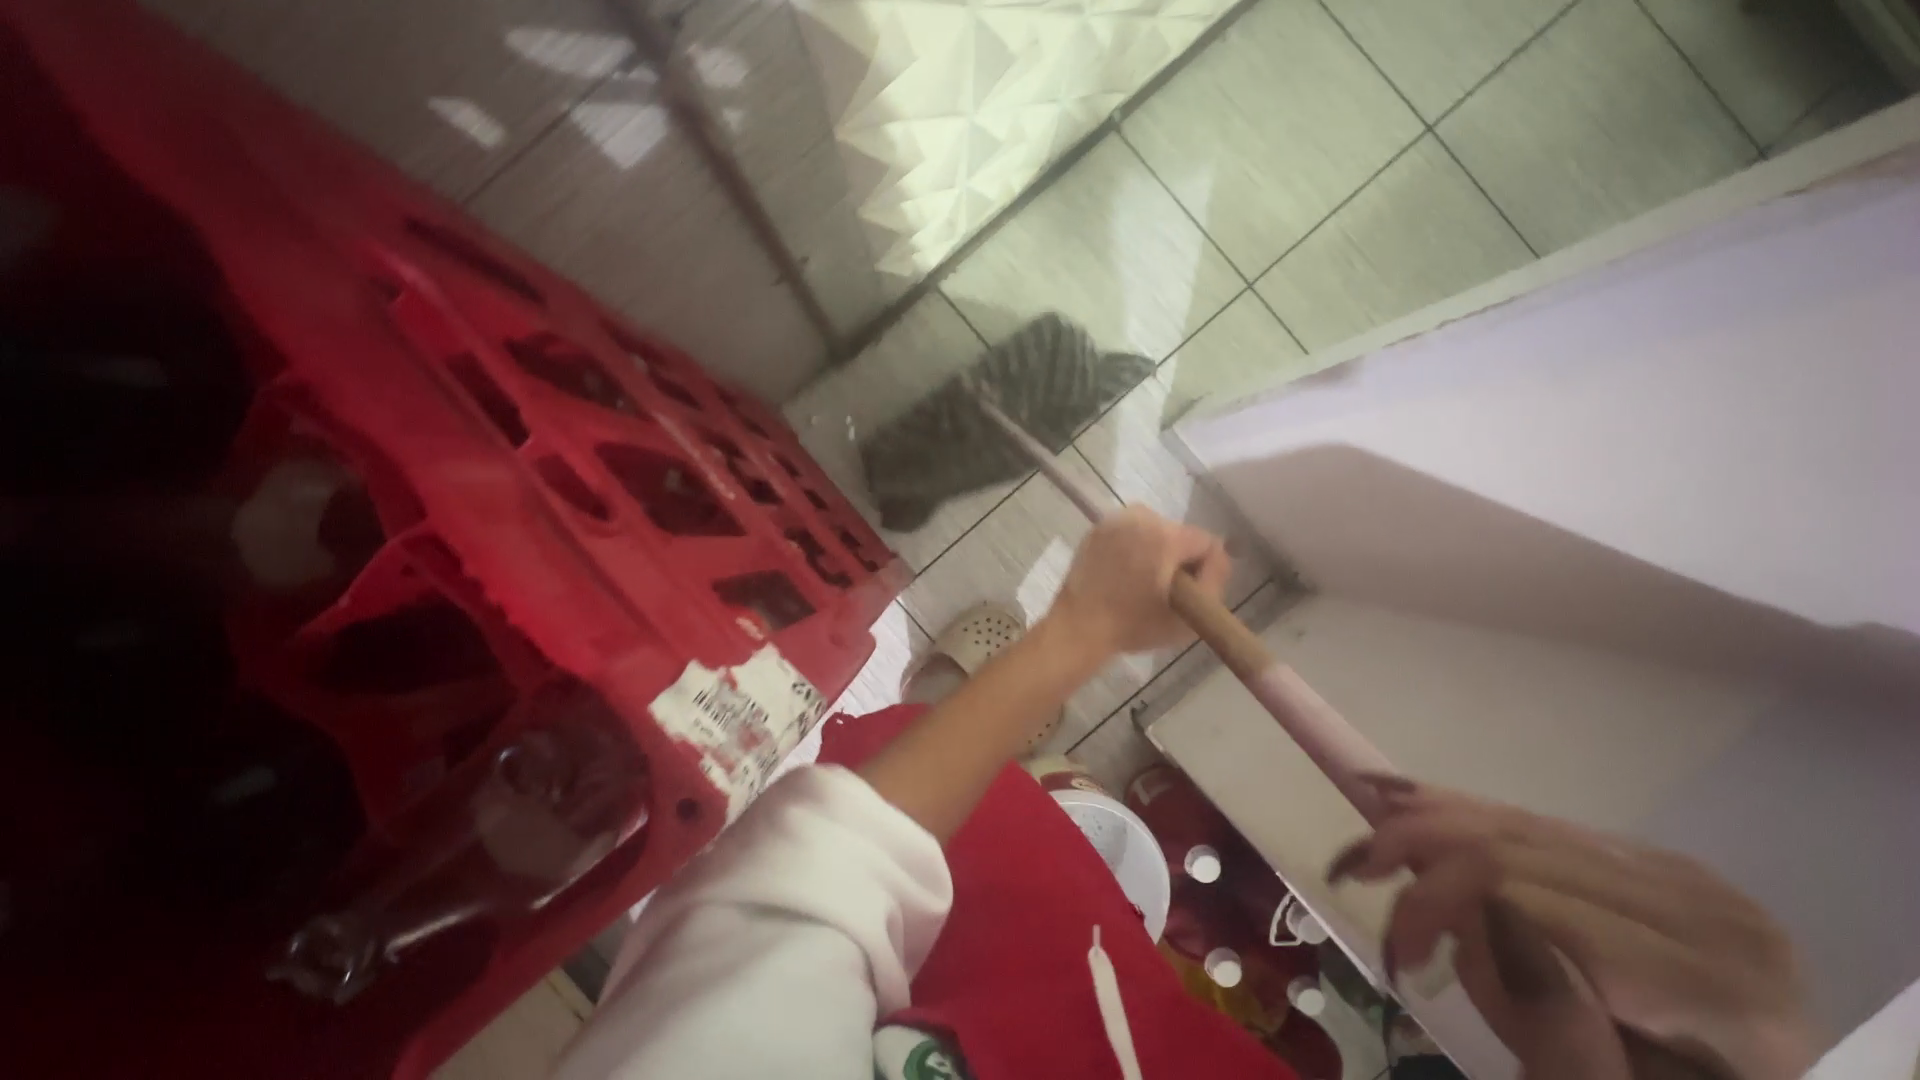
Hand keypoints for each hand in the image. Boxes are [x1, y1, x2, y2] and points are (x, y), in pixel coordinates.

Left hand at [1048, 505, 1230, 655]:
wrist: (1078, 626)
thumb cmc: (1135, 625)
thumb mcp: (1189, 616)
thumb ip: (1215, 583)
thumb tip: (1218, 559)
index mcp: (1166, 535)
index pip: (1207, 543)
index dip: (1205, 570)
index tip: (1190, 594)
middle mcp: (1142, 517)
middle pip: (1180, 535)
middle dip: (1179, 559)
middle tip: (1166, 590)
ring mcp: (1115, 520)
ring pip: (1155, 532)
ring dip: (1157, 553)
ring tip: (1144, 583)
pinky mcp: (1097, 529)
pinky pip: (1130, 534)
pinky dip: (1133, 549)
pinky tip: (1124, 575)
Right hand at [1328, 776, 1816, 1079]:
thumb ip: (1562, 1041)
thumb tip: (1492, 919)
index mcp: (1719, 990)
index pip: (1537, 900)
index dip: (1440, 902)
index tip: (1391, 955)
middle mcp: (1710, 912)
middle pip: (1519, 848)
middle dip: (1420, 854)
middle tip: (1348, 876)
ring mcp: (1683, 877)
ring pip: (1518, 822)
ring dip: (1428, 823)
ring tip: (1364, 843)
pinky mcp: (1650, 861)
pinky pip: (1536, 822)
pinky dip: (1462, 813)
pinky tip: (1403, 797)